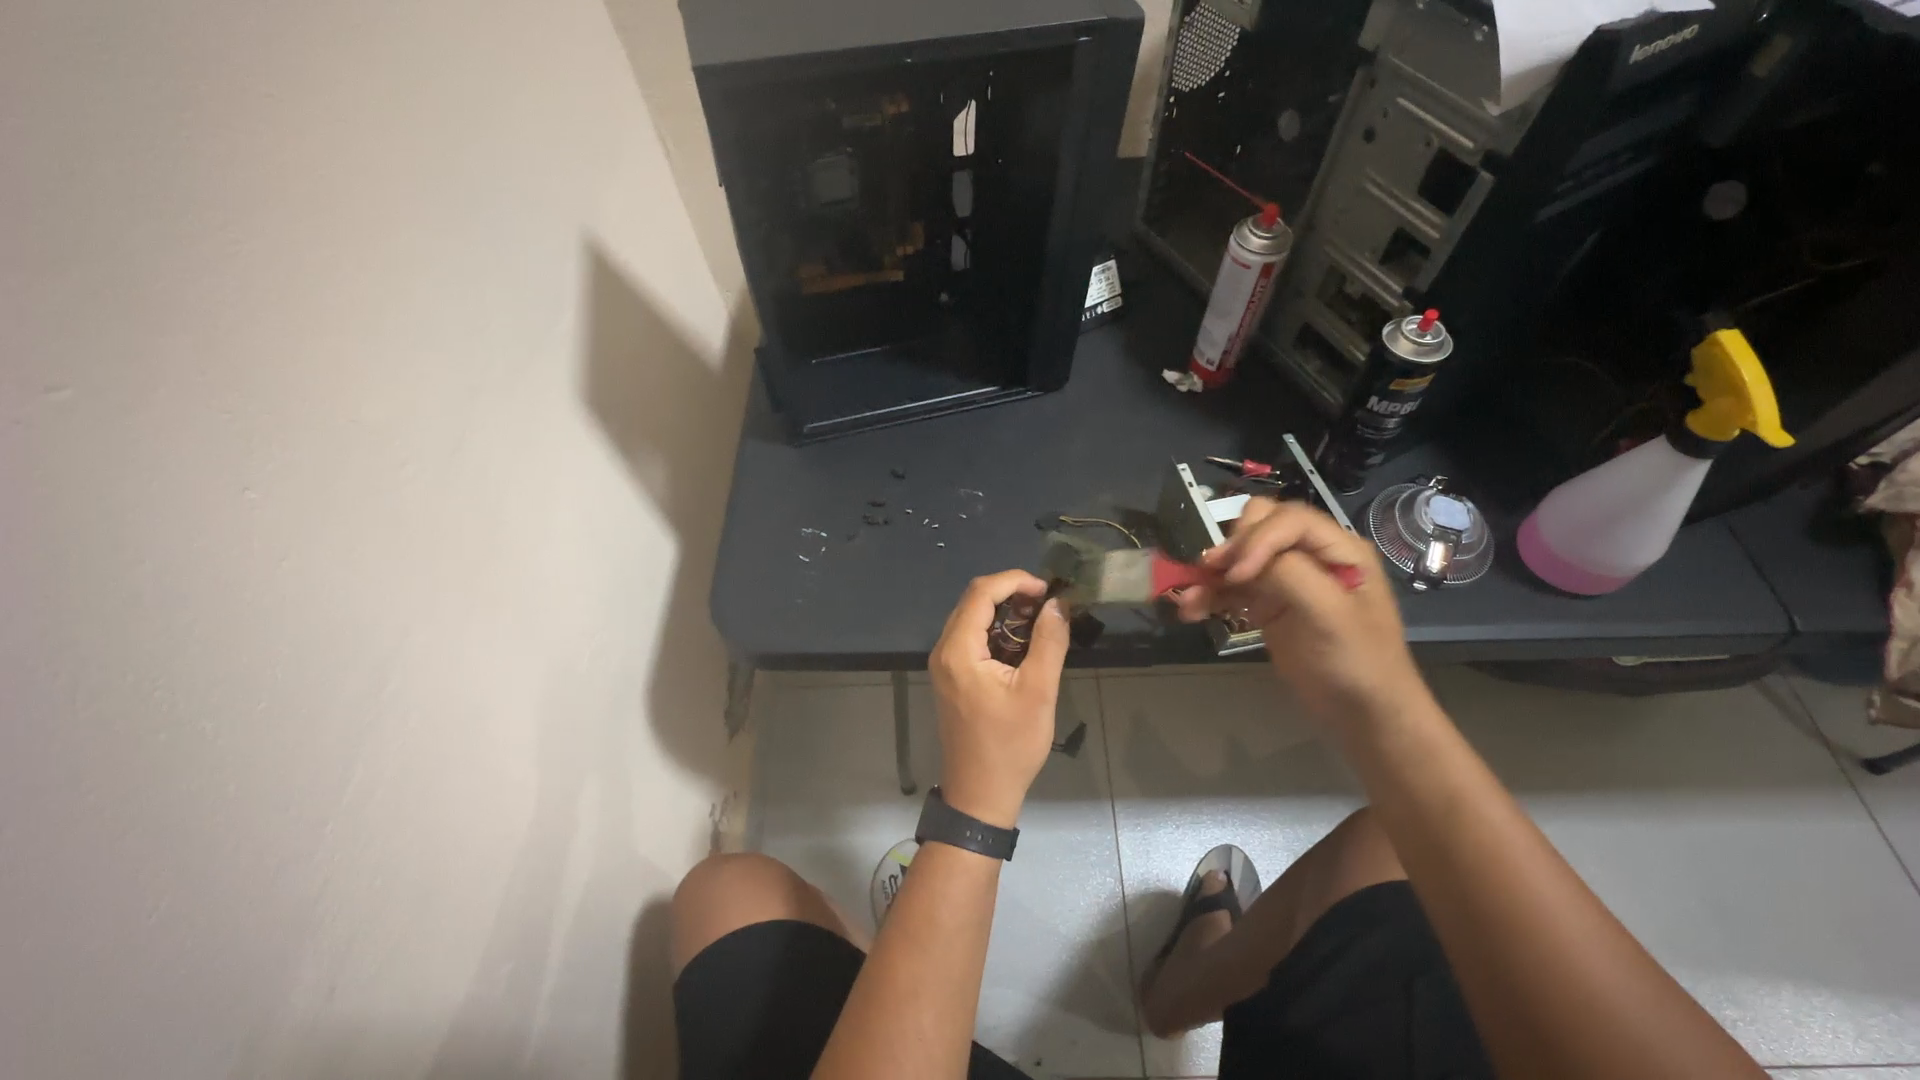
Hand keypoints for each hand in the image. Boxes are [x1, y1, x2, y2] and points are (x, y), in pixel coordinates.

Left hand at [929, 571, 1069, 828]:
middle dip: (1011, 593)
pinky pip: (971, 639)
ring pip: (972, 619)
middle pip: (974, 601)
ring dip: (1006, 612)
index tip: (1048, 590)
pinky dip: (997, 631)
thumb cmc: (1010, 745)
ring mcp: (945, 665)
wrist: (980, 794)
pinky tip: (1024, 643)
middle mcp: (944, 651)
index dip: (1015, 581)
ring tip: (1042, 620)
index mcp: (958, 650)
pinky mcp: (952, 678)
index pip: (981, 593)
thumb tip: (1058, 603)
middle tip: (1049, 603)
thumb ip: (1049, 641)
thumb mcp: (1038, 691)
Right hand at [1173, 499, 1428, 723]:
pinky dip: (1210, 596)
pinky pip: (1232, 589)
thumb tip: (1242, 561)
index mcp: (1338, 548)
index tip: (1236, 574)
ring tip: (1187, 599)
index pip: (1288, 520)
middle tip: (1210, 573)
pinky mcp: (1269, 605)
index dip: (1257, 539)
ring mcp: (1288, 580)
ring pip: (1239, 559)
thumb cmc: (1357, 661)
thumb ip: (1289, 574)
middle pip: (1259, 527)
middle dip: (1231, 548)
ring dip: (1211, 575)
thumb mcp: (1329, 613)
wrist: (1363, 714)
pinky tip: (1190, 611)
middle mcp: (1311, 555)